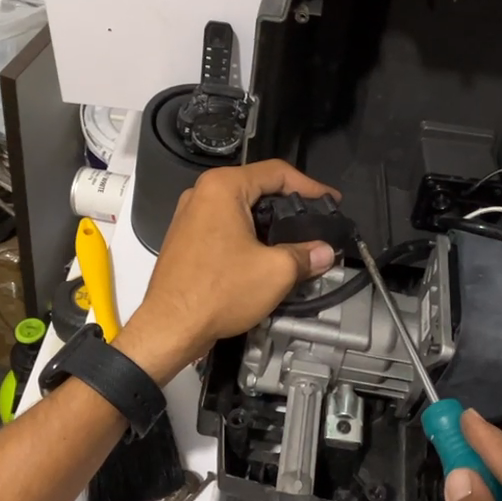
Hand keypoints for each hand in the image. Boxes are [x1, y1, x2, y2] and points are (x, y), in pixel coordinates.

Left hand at [126, 160, 339, 361]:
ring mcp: (190, 218)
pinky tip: (264, 258)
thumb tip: (323, 252)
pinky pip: (225, 228)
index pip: (276, 172)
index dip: (310, 186)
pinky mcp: (186, 240)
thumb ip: (306, 255)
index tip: (330, 199)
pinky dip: (248, 237)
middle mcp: (202, 195)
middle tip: (315, 220)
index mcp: (222, 188)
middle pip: (257, 188)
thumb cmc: (216, 293)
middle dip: (289, 205)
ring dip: (269, 224)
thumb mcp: (276, 272)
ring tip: (294, 241)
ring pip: (240, 210)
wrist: (170, 328)